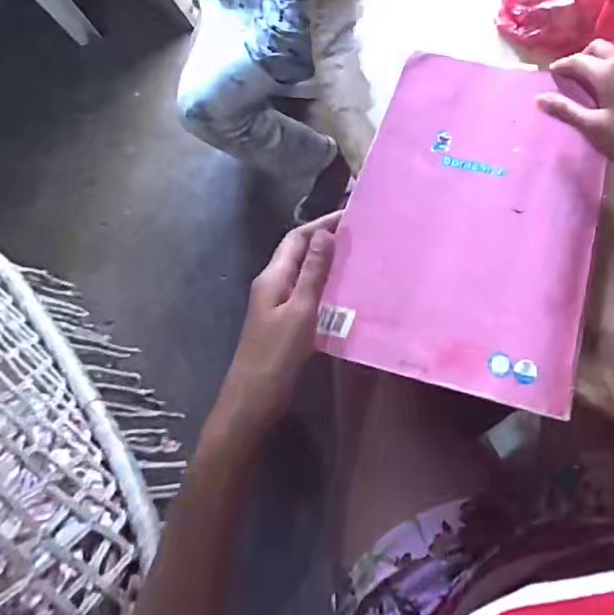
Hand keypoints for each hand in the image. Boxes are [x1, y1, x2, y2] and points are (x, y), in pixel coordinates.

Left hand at [211, 211, 341, 432]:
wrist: (252, 400)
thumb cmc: (276, 355)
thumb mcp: (300, 311)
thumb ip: (312, 273)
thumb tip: (325, 234)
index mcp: (272, 277)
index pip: (297, 238)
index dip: (322, 223)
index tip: (352, 214)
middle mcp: (272, 284)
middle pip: (299, 251)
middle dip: (327, 237)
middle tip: (361, 232)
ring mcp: (277, 303)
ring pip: (305, 271)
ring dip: (329, 260)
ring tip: (359, 255)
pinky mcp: (285, 320)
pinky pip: (308, 291)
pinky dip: (327, 283)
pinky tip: (347, 289)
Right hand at [538, 39, 613, 188]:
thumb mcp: (599, 131)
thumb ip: (569, 111)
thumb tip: (540, 97)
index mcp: (606, 71)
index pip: (575, 60)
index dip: (560, 67)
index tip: (553, 77)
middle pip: (598, 46)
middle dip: (583, 57)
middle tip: (575, 77)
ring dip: (606, 60)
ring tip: (600, 81)